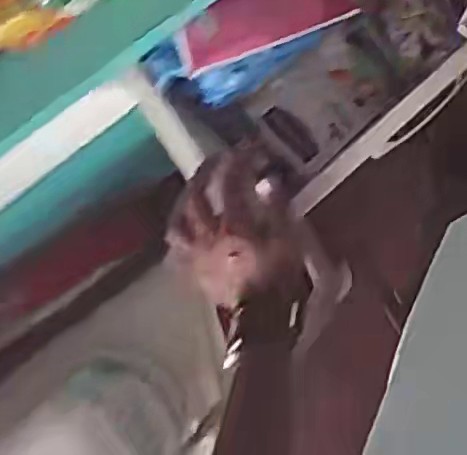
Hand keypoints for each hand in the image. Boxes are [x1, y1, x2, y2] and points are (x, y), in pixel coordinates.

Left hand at [167, 144, 310, 311]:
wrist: (264, 320)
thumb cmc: (281, 274)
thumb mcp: (290, 234)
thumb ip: (277, 205)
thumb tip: (269, 180)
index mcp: (235, 223)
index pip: (233, 180)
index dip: (242, 158)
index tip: (253, 146)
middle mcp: (208, 235)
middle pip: (197, 195)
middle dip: (207, 171)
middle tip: (219, 158)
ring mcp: (195, 256)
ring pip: (178, 220)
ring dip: (186, 198)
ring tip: (196, 187)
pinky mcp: (192, 274)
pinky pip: (177, 249)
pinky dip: (181, 231)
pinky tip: (187, 226)